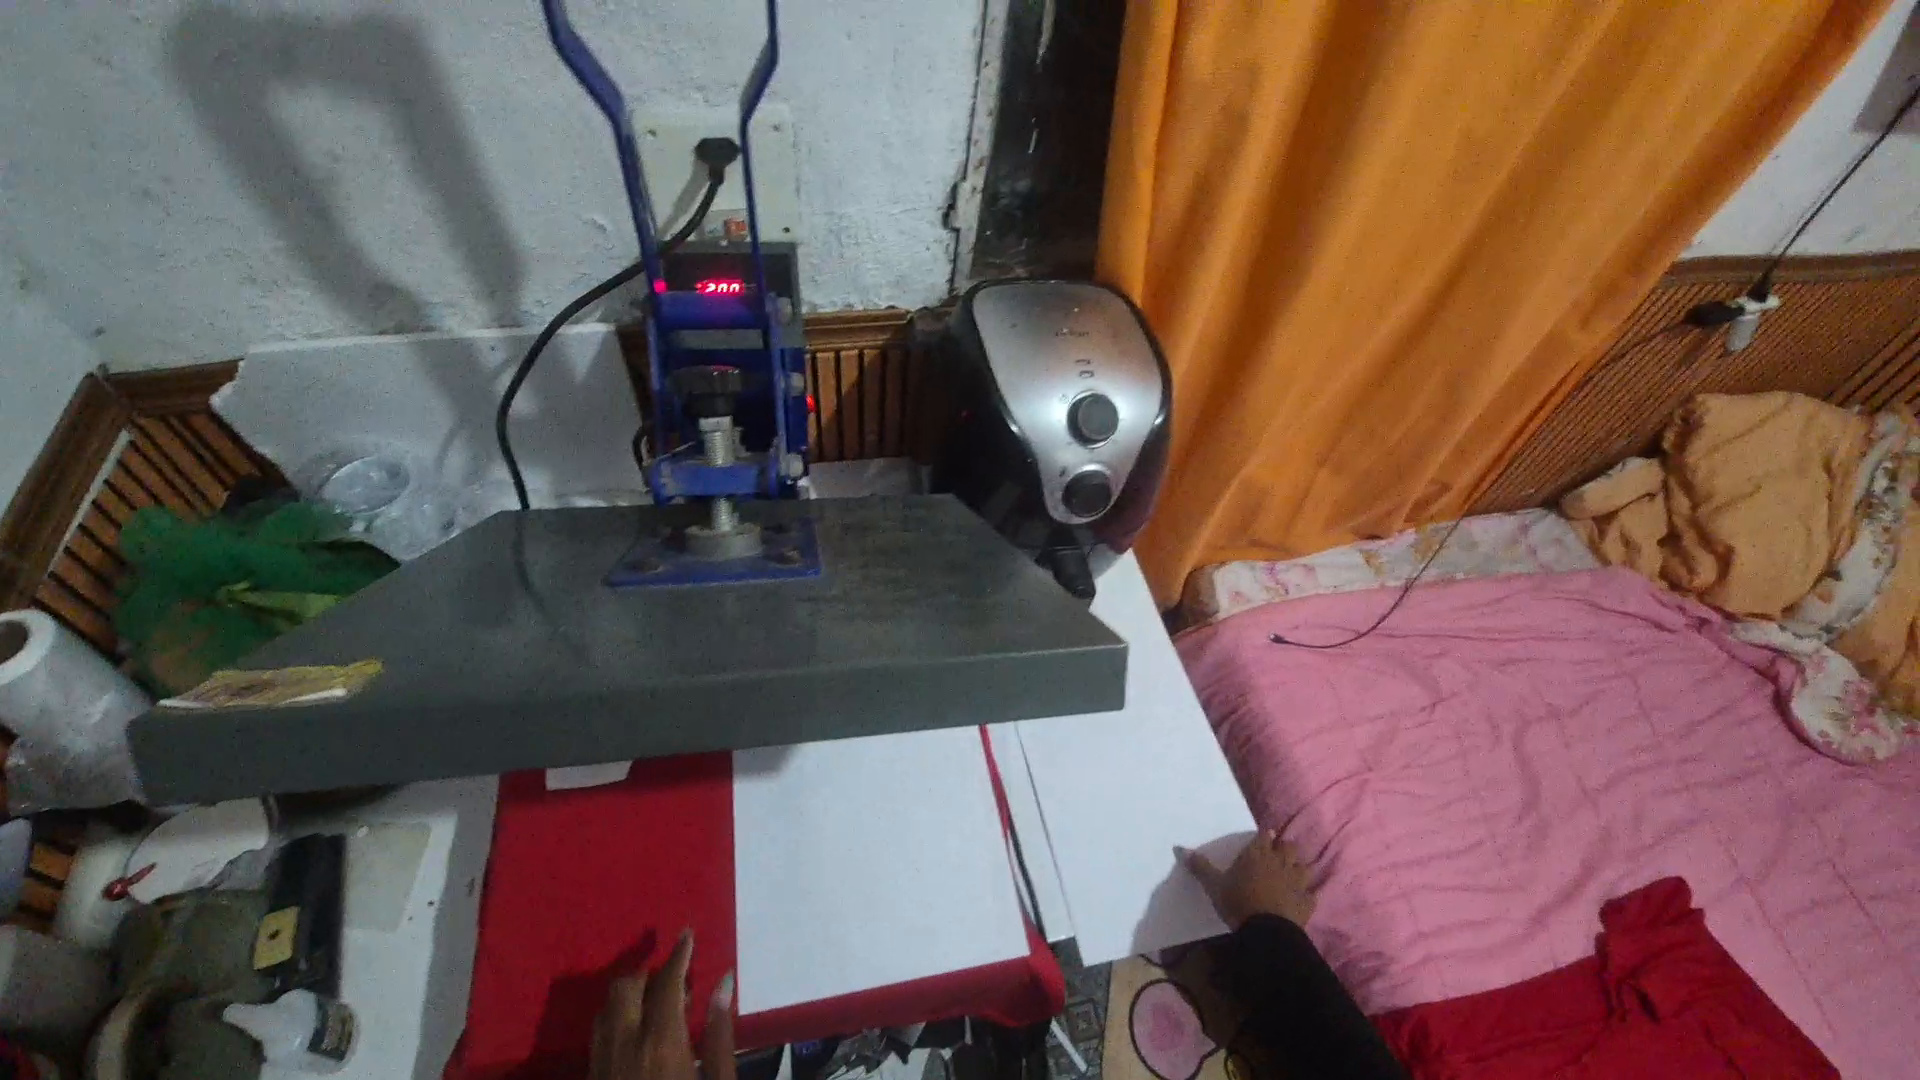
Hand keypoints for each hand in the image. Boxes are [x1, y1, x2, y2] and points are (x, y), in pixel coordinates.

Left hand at [590, 931, 736, 1079]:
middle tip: (672, 974)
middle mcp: (624, 1045)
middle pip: (625, 989)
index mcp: (661, 1042)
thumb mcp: (717, 1079)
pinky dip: (615, 1017)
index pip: (666, 985)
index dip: (678, 956)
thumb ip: (719, 1032)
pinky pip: (597, 1034)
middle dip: (647, 972)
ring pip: (605, 1009)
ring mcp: (601, 1062)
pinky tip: (635, 1026)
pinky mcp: (590, 1075)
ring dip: (628, 994)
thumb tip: (723, 982)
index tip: (687, 933)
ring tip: (655, 997)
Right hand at [1180, 830, 1316, 929]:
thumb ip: (1201, 867)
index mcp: (1258, 854)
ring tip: (1291, 873)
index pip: (1264, 835)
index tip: (1263, 836)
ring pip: (1304, 867)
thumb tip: (1181, 849)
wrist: (1266, 931)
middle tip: (1276, 854)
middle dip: (1284, 848)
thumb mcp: (1214, 885)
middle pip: (1289, 847)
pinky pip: (1311, 894)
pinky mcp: (1307, 902)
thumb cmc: (1238, 901)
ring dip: (1298, 868)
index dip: (1264, 835)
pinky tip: (1301, 898)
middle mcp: (1280, 862)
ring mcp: (1297, 882)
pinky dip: (1307, 894)